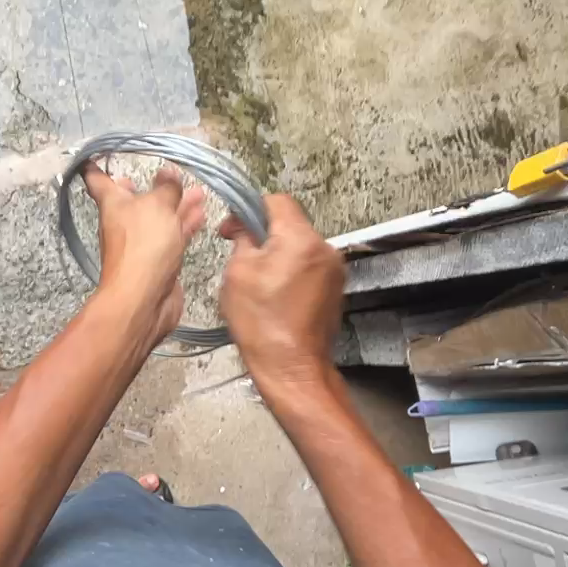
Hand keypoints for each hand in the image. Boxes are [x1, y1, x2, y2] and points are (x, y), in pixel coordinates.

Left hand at [81, 161, 206, 343]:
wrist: (144, 298)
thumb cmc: (143, 245)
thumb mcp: (157, 207)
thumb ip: (166, 188)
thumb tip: (168, 171)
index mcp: (112, 204)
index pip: (97, 179)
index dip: (94, 165)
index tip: (92, 154)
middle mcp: (124, 221)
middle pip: (135, 198)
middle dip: (151, 185)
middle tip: (167, 171)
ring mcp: (142, 242)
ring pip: (160, 216)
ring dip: (178, 203)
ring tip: (199, 190)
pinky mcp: (159, 259)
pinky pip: (172, 234)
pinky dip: (185, 223)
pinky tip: (201, 213)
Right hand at [218, 194, 344, 389]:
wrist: (291, 365)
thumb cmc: (262, 323)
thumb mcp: (237, 272)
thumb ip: (243, 239)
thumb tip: (244, 227)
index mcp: (299, 239)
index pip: (277, 201)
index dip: (250, 209)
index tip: (233, 226)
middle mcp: (324, 249)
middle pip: (290, 223)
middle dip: (262, 233)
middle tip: (239, 253)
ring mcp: (333, 270)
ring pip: (299, 244)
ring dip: (277, 251)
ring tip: (255, 277)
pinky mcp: (334, 287)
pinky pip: (309, 264)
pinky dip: (290, 269)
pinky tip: (272, 291)